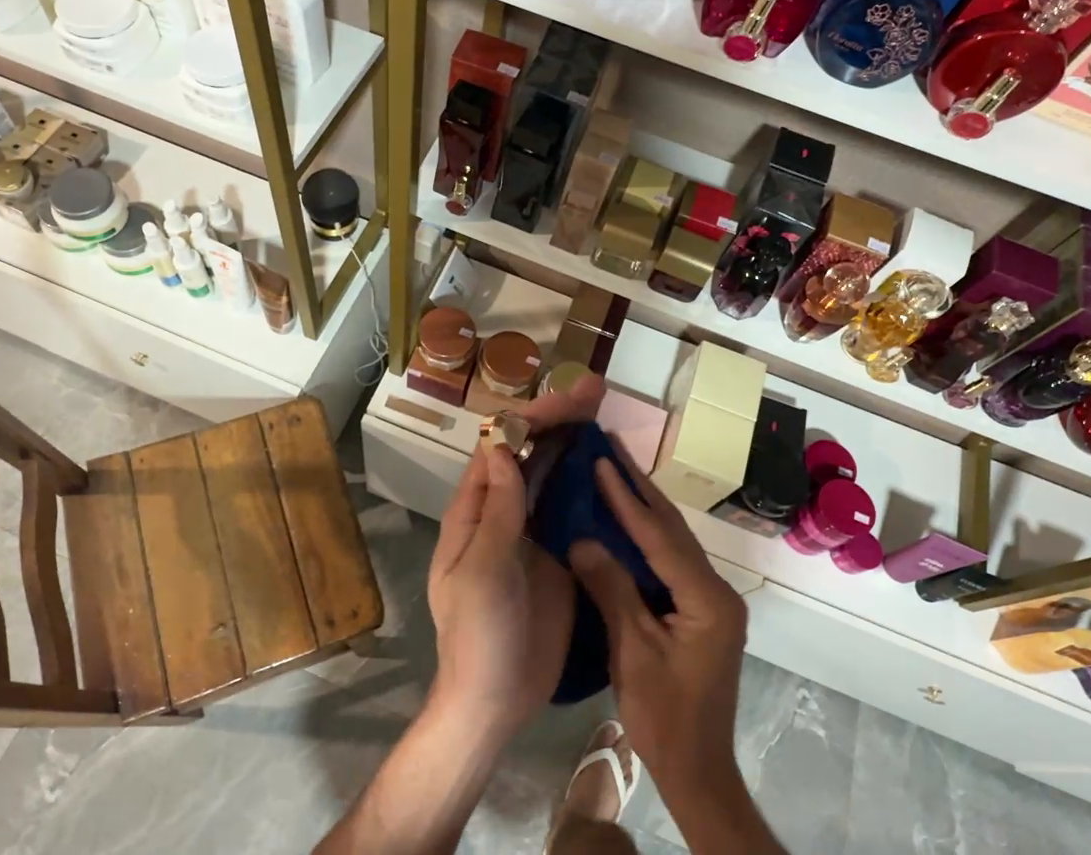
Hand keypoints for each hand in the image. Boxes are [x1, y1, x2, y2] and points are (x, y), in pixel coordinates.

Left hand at [426, 376, 607, 743]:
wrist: (494, 700)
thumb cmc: (477, 636)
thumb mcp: (481, 573)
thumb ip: (497, 513)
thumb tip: (501, 447)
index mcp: (475, 513)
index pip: (500, 449)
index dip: (532, 419)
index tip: (569, 400)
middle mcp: (502, 515)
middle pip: (529, 455)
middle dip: (558, 420)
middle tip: (598, 391)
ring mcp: (531, 536)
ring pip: (552, 478)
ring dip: (576, 445)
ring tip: (607, 417)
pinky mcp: (558, 559)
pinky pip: (574, 513)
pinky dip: (591, 488)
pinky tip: (616, 473)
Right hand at [569, 447, 748, 790]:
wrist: (696, 768)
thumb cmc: (664, 715)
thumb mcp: (632, 651)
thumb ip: (611, 589)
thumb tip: (582, 539)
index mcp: (707, 599)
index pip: (660, 537)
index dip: (627, 498)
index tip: (601, 462)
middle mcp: (716, 592)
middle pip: (672, 530)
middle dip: (640, 489)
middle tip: (611, 448)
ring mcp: (710, 602)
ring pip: (672, 544)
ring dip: (643, 509)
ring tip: (614, 472)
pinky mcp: (699, 613)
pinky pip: (669, 565)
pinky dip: (645, 540)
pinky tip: (624, 523)